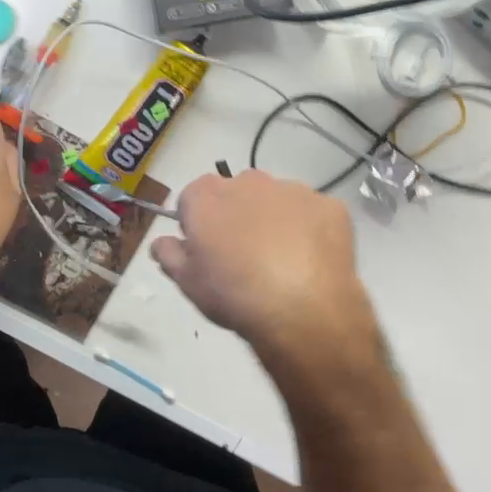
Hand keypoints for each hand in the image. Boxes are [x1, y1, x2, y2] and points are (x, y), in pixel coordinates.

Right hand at [151, 170, 371, 352]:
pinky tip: (309, 263)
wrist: (302, 310)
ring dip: (273, 221)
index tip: (204, 250)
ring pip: (276, 201)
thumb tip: (161, 242)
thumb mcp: (187, 282)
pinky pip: (312, 214)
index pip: (191, 198)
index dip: (195, 224)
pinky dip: (309, 231)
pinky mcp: (329, 206)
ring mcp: (293, 190)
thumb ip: (169, 255)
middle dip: (236, 217)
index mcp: (206, 195)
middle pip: (236, 194)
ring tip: (280, 263)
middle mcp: (249, 181)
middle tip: (242, 257)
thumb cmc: (233, 294)